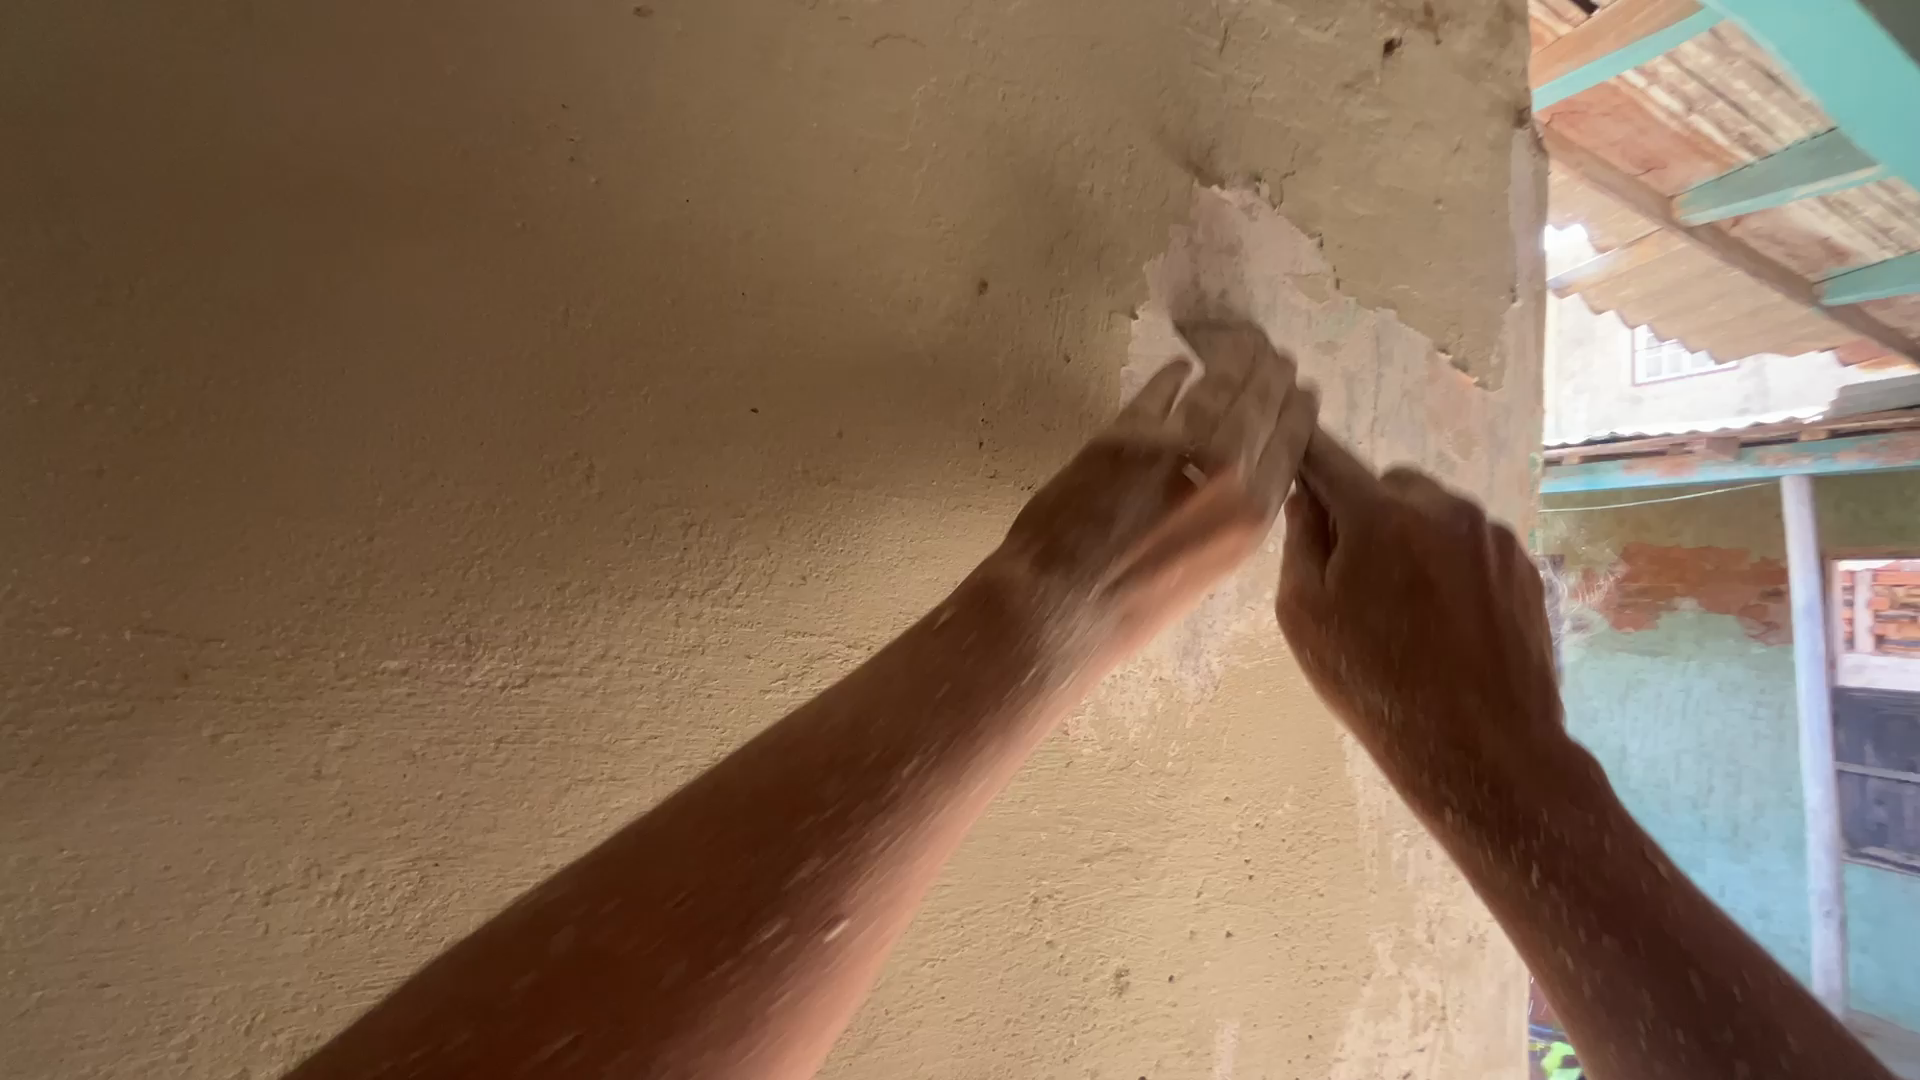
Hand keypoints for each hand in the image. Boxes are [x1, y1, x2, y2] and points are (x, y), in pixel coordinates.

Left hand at [990, 321, 1316, 666]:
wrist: (1058, 609)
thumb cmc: (1128, 613)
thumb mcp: (1199, 574)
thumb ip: (1222, 523)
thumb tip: (1225, 483)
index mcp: (1249, 519)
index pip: (1290, 446)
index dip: (1296, 413)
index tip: (1301, 392)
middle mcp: (1224, 475)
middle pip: (1260, 406)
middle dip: (1270, 373)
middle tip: (1274, 352)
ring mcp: (1174, 447)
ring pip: (1217, 388)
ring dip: (1232, 360)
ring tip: (1242, 343)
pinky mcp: (1123, 434)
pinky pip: (1157, 392)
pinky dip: (1169, 377)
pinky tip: (1180, 366)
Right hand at [1275, 433, 1561, 798]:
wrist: (1479, 745)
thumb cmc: (1370, 679)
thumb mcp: (1304, 614)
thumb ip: (1301, 541)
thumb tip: (1306, 497)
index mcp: (1381, 517)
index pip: (1330, 460)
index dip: (1305, 447)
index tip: (1290, 433)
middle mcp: (1445, 509)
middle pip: (1387, 483)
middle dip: (1364, 510)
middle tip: (1352, 571)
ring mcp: (1493, 536)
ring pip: (1433, 511)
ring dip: (1408, 534)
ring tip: (1401, 602)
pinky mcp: (1525, 566)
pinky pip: (1469, 541)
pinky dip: (1446, 559)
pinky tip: (1441, 616)